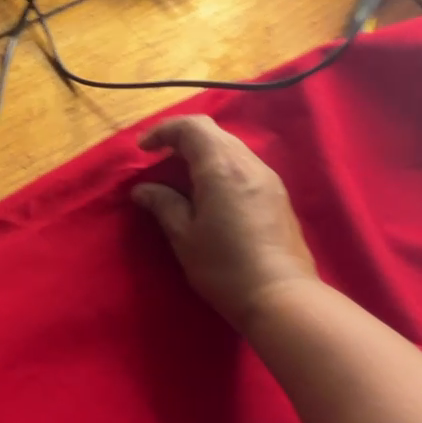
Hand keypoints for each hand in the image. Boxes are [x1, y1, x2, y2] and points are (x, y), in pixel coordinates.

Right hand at [131, 115, 319, 328]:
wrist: (279, 294)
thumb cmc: (223, 266)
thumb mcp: (184, 237)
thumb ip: (163, 205)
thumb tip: (143, 190)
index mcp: (222, 168)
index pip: (193, 128)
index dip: (164, 131)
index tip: (142, 150)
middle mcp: (249, 163)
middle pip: (214, 134)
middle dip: (182, 140)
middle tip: (156, 161)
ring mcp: (268, 178)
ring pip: (230, 149)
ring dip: (201, 155)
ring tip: (179, 178)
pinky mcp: (276, 195)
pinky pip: (243, 167)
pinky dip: (219, 168)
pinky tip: (207, 194)